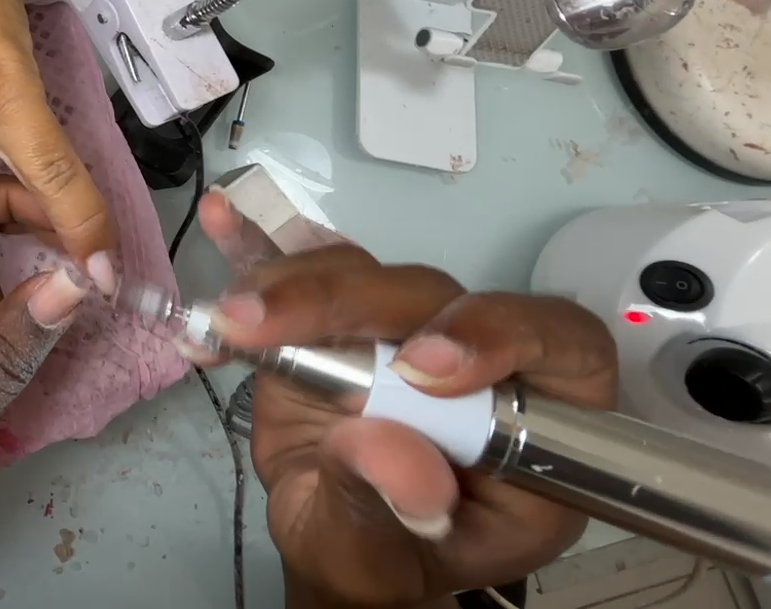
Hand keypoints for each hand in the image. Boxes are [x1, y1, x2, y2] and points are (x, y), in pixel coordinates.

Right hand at [192, 193, 616, 608]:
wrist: (329, 528)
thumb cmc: (379, 551)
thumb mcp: (385, 554)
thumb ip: (391, 509)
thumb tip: (384, 450)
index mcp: (522, 415)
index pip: (552, 340)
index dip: (495, 332)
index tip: (417, 367)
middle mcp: (458, 350)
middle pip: (419, 292)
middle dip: (333, 303)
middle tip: (254, 327)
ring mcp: (381, 323)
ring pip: (348, 271)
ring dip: (279, 284)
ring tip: (222, 319)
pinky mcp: (317, 312)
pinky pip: (287, 262)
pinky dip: (250, 241)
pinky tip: (218, 215)